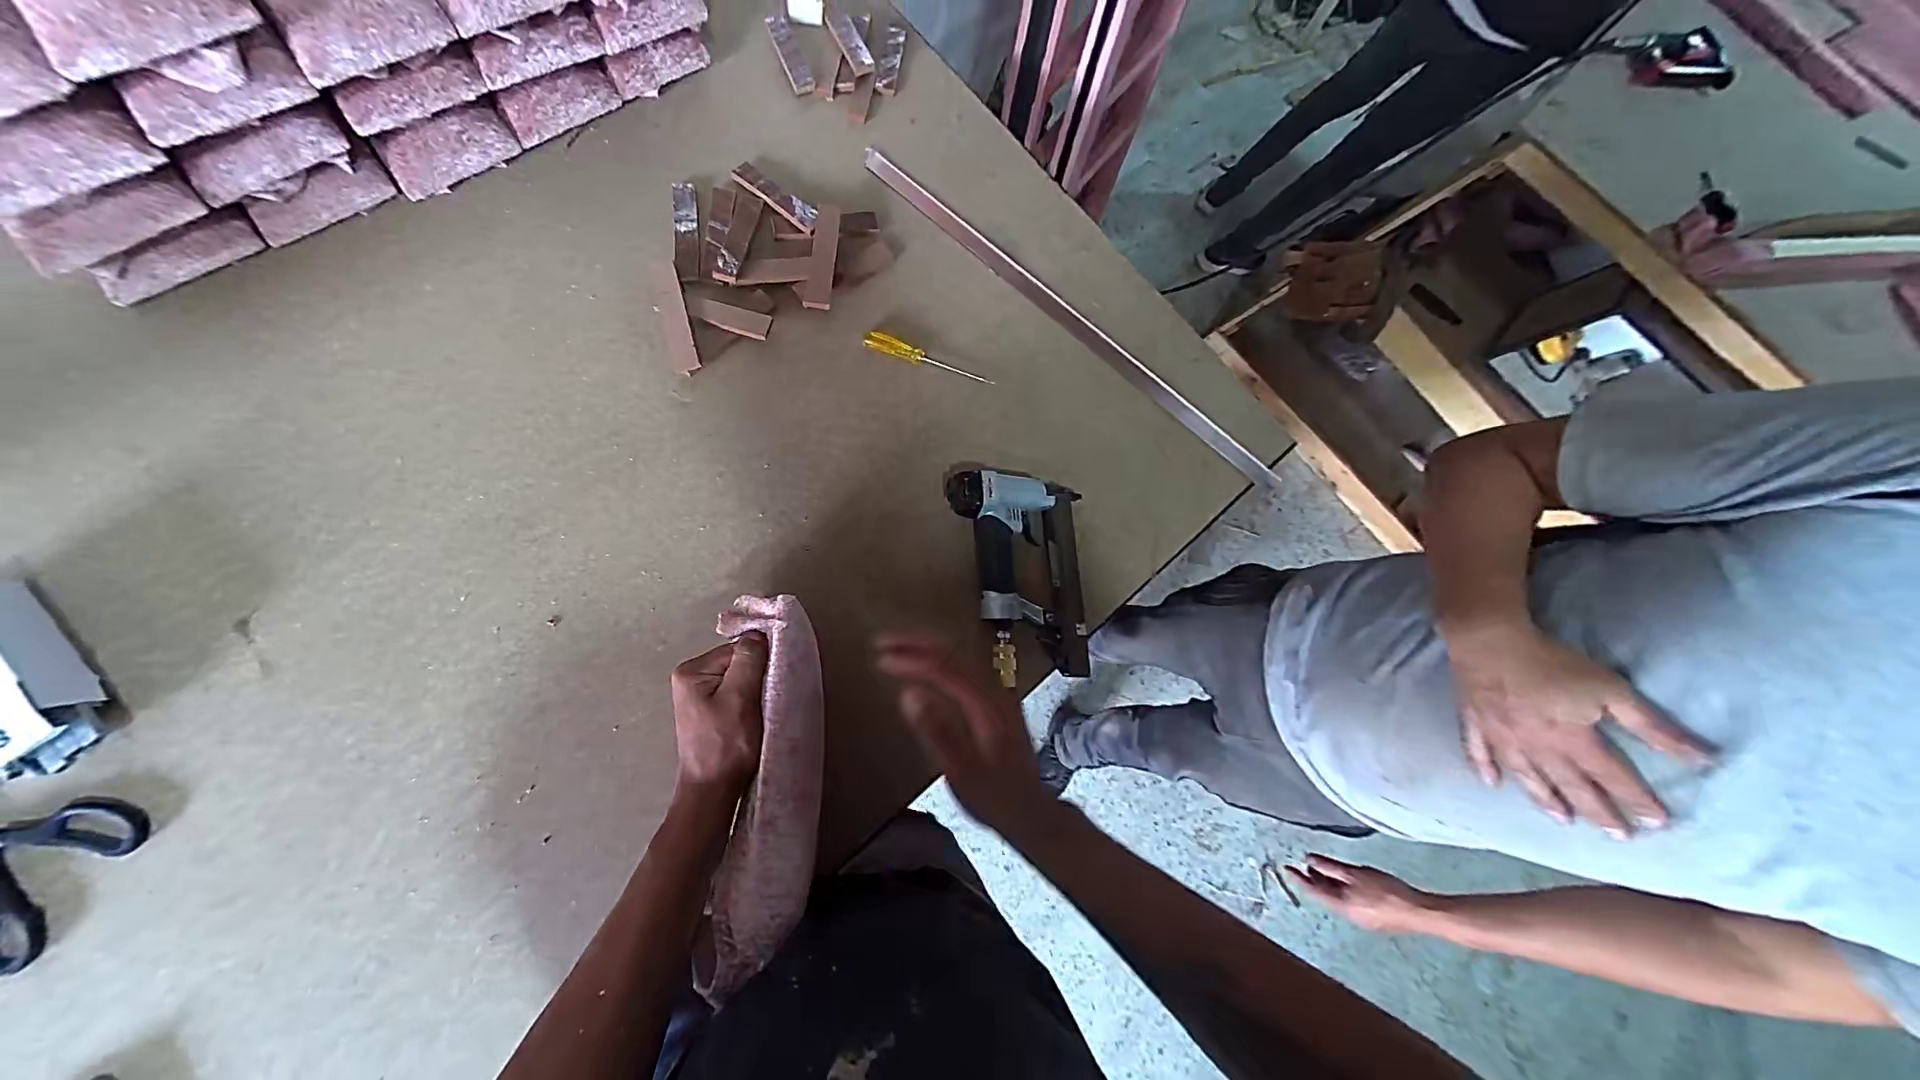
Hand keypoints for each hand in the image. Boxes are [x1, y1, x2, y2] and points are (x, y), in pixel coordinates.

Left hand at [669, 633, 767, 790]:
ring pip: (740, 678)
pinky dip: (749, 702)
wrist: (714, 790)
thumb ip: (748, 661)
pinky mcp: (709, 710)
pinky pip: (736, 693)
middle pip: (738, 662)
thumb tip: (757, 633)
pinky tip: (751, 718)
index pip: (738, 649)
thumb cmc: (726, 746)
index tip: (767, 686)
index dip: (758, 664)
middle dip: (756, 677)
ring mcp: (698, 695)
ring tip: (757, 713)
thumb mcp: (740, 698)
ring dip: (754, 691)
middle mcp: (690, 678)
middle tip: (763, 702)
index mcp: (691, 671)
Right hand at [873, 632, 1057, 833]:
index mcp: (987, 705)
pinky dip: (940, 659)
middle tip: (884, 641)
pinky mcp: (996, 700)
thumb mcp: (962, 772)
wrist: (1030, 811)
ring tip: (899, 646)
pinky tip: (926, 667)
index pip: (945, 666)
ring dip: (927, 647)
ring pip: (960, 655)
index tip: (882, 657)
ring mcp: (999, 694)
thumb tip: (910, 695)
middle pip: (954, 651)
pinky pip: (965, 667)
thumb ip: (937, 732)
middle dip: (916, 642)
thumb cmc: (996, 797)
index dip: (911, 658)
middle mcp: (996, 692)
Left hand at [1286, 855, 1437, 935]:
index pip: (1312, 891)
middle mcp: (1348, 916)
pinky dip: (1341, 891)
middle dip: (1313, 880)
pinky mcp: (1374, 920)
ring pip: (1337, 900)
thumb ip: (1330, 867)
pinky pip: (1349, 903)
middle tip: (1303, 866)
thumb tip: (1308, 859)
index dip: (1298, 878)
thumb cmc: (1386, 890)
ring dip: (1327, 885)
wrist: (1420, 912)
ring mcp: (1362, 920)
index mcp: (1341, 907)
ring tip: (1319, 870)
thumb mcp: (1355, 874)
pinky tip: (1344, 881)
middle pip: (1324, 896)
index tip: (1286, 868)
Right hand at [1447, 622, 1712, 835]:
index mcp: (1571, 740)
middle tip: (1617, 836)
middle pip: (1570, 784)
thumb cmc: (1552, 663)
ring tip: (1563, 820)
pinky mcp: (1474, 723)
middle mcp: (1537, 748)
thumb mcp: (1610, 688)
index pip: (1612, 778)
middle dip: (1597, 811)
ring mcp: (1501, 737)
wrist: (1488, 641)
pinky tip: (1492, 783)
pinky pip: (1478, 752)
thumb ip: (1652, 726)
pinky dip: (1485, 769)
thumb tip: (1703, 760)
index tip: (1658, 823)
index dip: (1637, 800)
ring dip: (1545, 799)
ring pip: (1526, 776)